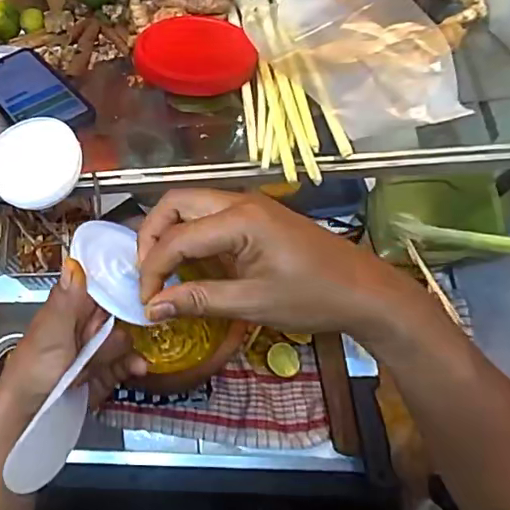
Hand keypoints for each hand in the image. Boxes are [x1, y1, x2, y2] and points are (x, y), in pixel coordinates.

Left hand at [0, 258, 144, 410]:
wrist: (27, 416)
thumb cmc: (32, 370)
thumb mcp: (51, 331)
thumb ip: (67, 299)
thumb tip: (73, 262)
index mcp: (67, 309)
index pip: (99, 286)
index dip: (119, 283)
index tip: (141, 282)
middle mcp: (82, 327)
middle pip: (117, 314)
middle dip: (125, 322)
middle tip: (121, 332)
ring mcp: (94, 351)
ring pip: (123, 340)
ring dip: (127, 348)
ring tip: (124, 358)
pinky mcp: (103, 374)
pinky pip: (125, 364)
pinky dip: (132, 366)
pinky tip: (137, 368)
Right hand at [135, 190, 429, 340]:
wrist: (363, 290)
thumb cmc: (313, 297)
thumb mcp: (253, 303)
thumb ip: (199, 300)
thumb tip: (152, 308)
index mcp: (240, 219)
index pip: (177, 238)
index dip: (153, 270)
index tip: (145, 301)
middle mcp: (240, 201)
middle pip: (176, 202)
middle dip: (152, 235)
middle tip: (146, 273)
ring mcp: (249, 204)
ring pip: (191, 204)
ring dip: (169, 232)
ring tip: (162, 270)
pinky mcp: (256, 216)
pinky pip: (209, 215)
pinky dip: (190, 235)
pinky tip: (190, 264)